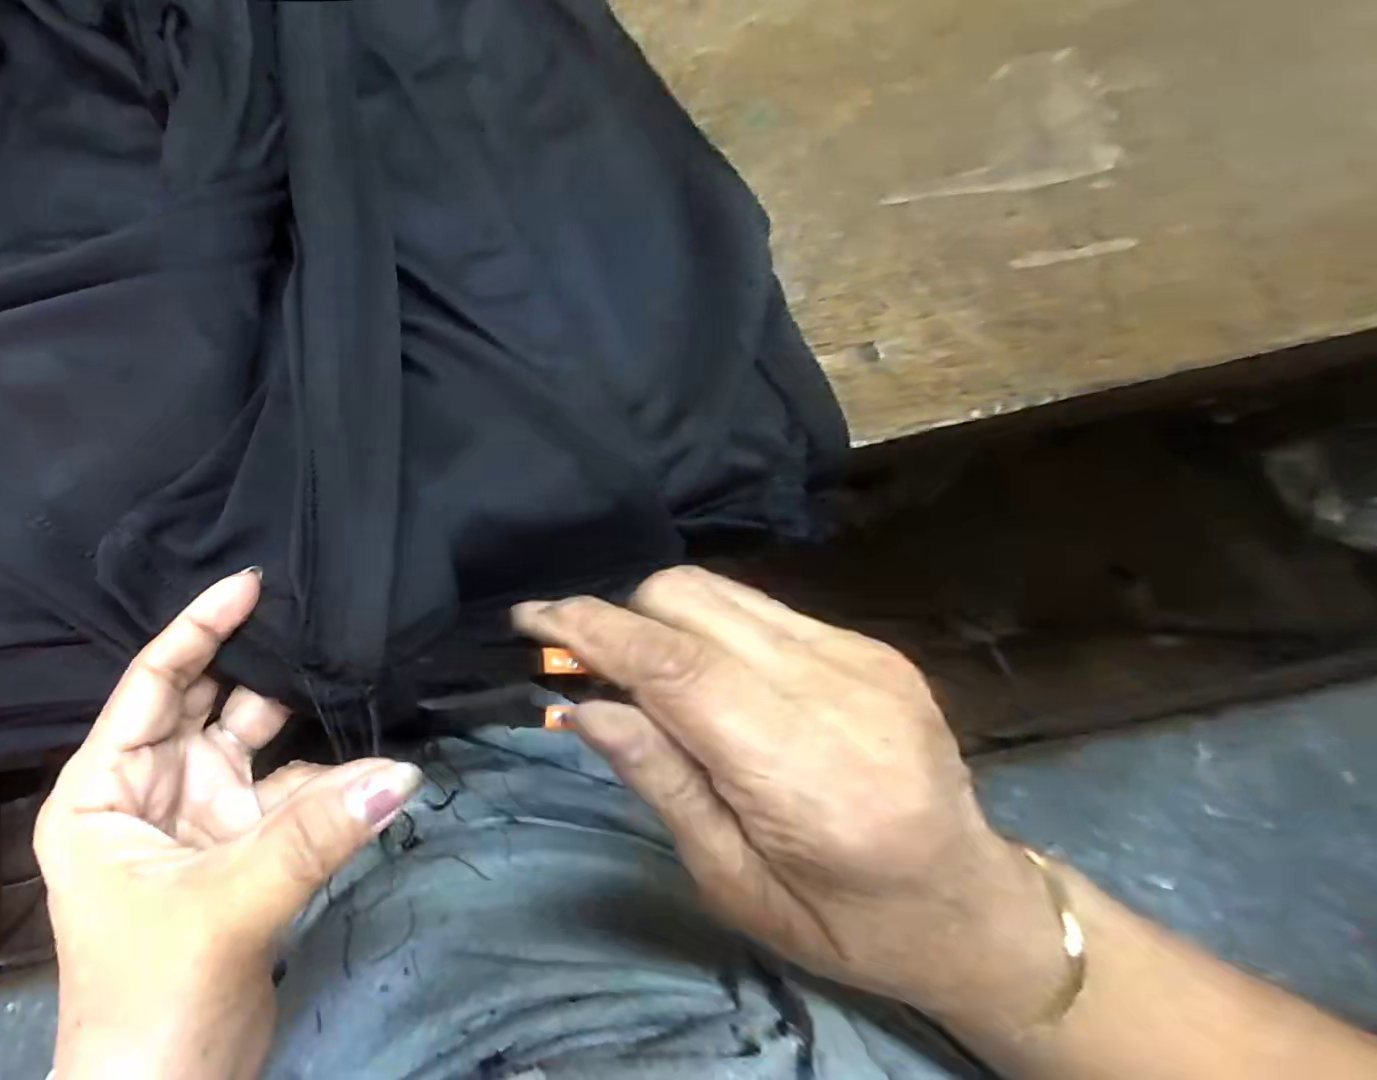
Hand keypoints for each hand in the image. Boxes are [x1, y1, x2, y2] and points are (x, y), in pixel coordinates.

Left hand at [35, 569, 423, 1079]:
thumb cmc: (154, 1000)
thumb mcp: (229, 904)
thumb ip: (316, 834)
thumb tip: (401, 774)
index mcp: (104, 787)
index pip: (154, 682)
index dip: (200, 628)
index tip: (251, 584)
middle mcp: (150, 788)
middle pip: (205, 701)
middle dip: (252, 661)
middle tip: (309, 614)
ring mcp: (199, 815)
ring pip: (252, 743)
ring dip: (298, 720)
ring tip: (346, 669)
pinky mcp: (239, 844)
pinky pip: (286, 791)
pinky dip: (324, 781)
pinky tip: (367, 768)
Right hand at [512, 566, 1068, 1029]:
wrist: (980, 909)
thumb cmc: (844, 922)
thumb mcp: (731, 881)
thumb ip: (659, 782)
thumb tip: (585, 707)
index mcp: (808, 777)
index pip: (678, 669)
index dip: (594, 631)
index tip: (530, 618)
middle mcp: (840, 694)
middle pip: (687, 601)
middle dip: (617, 620)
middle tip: (586, 666)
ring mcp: (860, 657)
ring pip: (711, 588)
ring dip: (652, 616)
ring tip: (640, 669)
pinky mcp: (866, 643)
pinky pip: (747, 603)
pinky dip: (698, 623)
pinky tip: (701, 670)